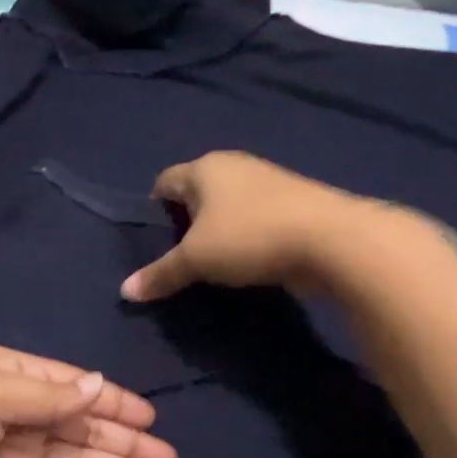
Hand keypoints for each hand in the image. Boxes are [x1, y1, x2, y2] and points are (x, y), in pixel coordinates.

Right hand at [121, 151, 373, 301]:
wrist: (332, 238)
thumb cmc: (249, 237)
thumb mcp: (196, 260)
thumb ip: (161, 274)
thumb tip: (124, 291)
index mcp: (204, 167)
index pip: (166, 181)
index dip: (155, 207)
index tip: (153, 237)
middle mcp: (235, 165)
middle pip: (199, 189)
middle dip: (188, 217)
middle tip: (180, 252)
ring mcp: (268, 181)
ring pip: (230, 202)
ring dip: (221, 227)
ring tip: (215, 260)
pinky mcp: (295, 202)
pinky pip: (257, 215)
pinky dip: (248, 233)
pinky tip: (249, 258)